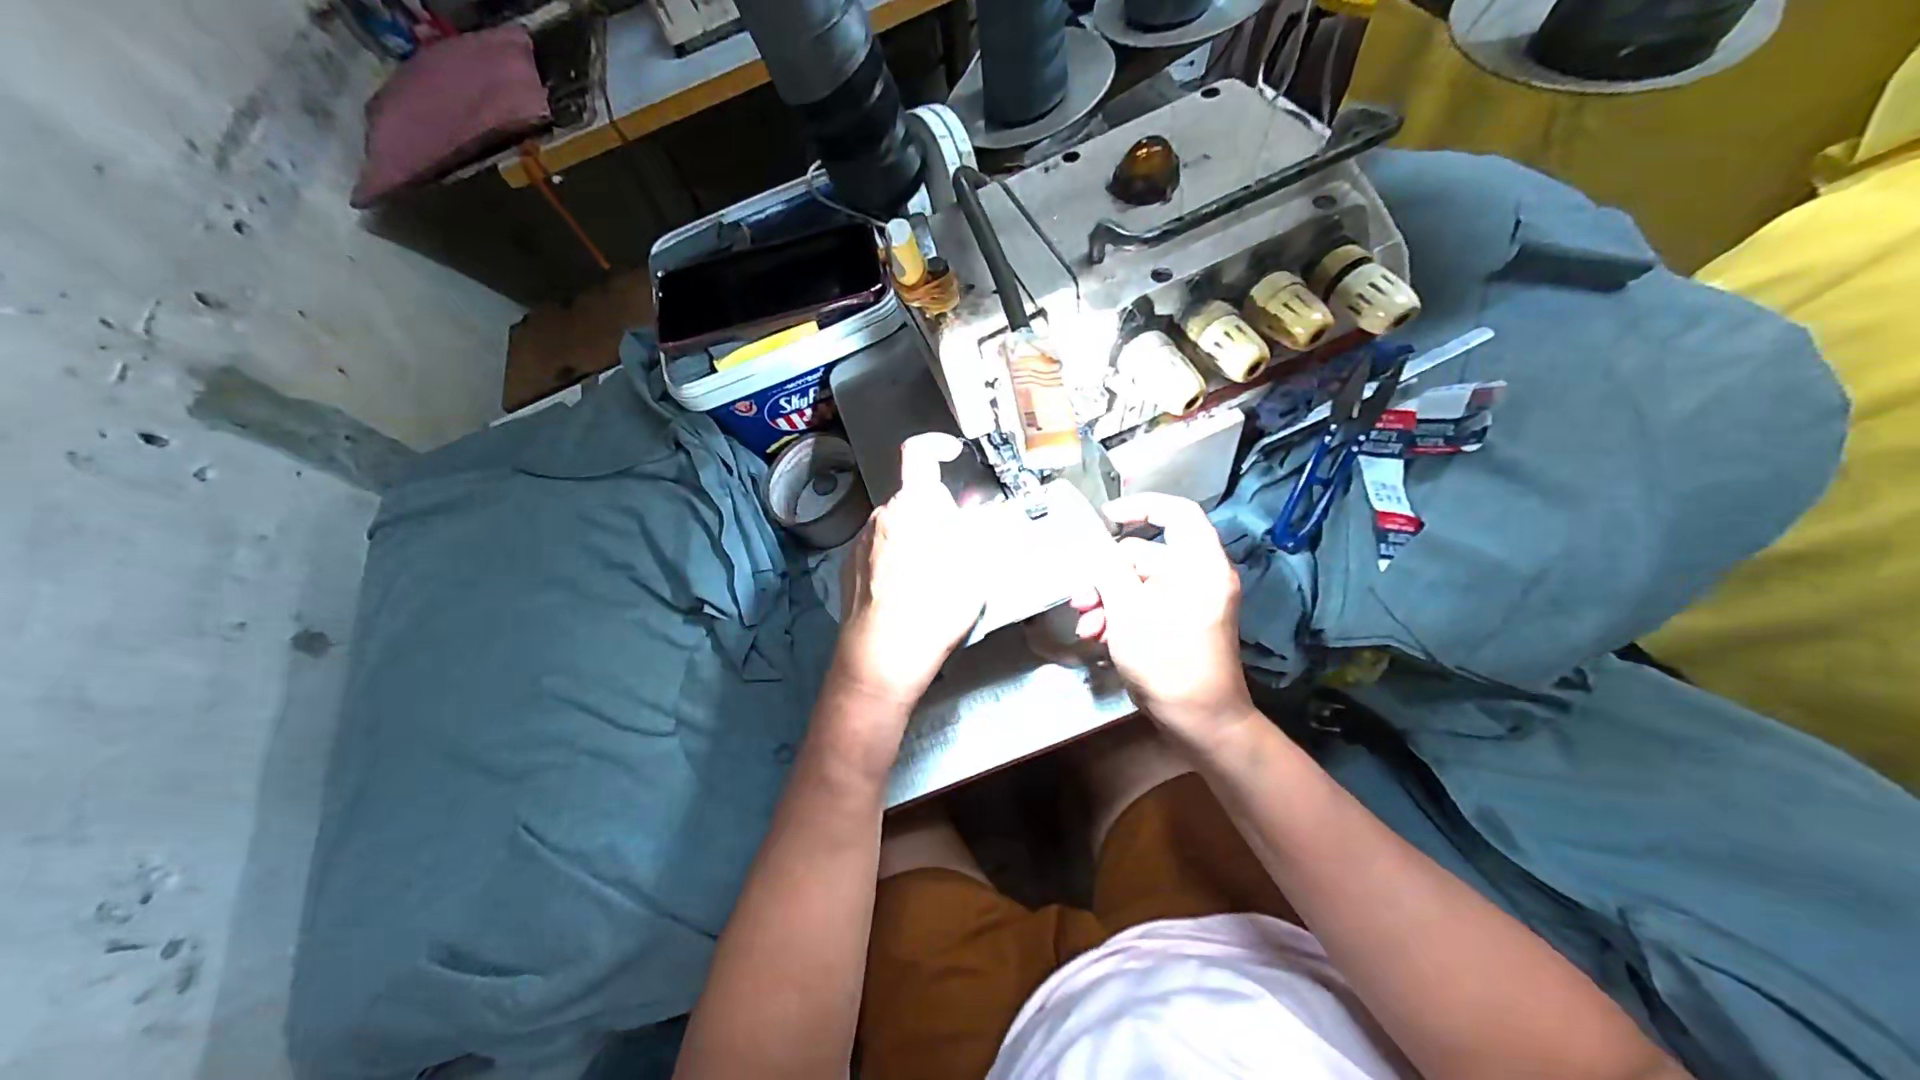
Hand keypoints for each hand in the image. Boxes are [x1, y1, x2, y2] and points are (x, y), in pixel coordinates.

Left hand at [834, 433, 985, 707]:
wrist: (880, 659)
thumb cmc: (932, 607)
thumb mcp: (976, 566)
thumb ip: (982, 528)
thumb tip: (983, 512)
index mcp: (911, 505)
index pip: (918, 453)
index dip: (937, 445)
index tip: (952, 453)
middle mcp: (880, 516)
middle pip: (914, 499)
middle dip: (938, 512)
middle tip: (961, 545)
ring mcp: (860, 543)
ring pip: (899, 527)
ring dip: (918, 537)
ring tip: (937, 577)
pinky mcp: (850, 569)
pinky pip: (882, 550)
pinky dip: (899, 559)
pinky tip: (911, 592)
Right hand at [1068, 493, 1257, 751]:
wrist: (1200, 721)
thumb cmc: (1169, 662)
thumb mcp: (1129, 611)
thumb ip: (1108, 570)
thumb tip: (1094, 546)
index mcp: (1200, 564)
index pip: (1177, 512)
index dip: (1140, 506)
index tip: (1105, 518)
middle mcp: (1198, 576)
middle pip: (1146, 554)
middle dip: (1106, 575)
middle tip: (1081, 597)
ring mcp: (1188, 601)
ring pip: (1137, 583)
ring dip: (1107, 601)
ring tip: (1088, 626)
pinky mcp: (1177, 623)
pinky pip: (1144, 605)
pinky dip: (1120, 616)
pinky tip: (1098, 636)